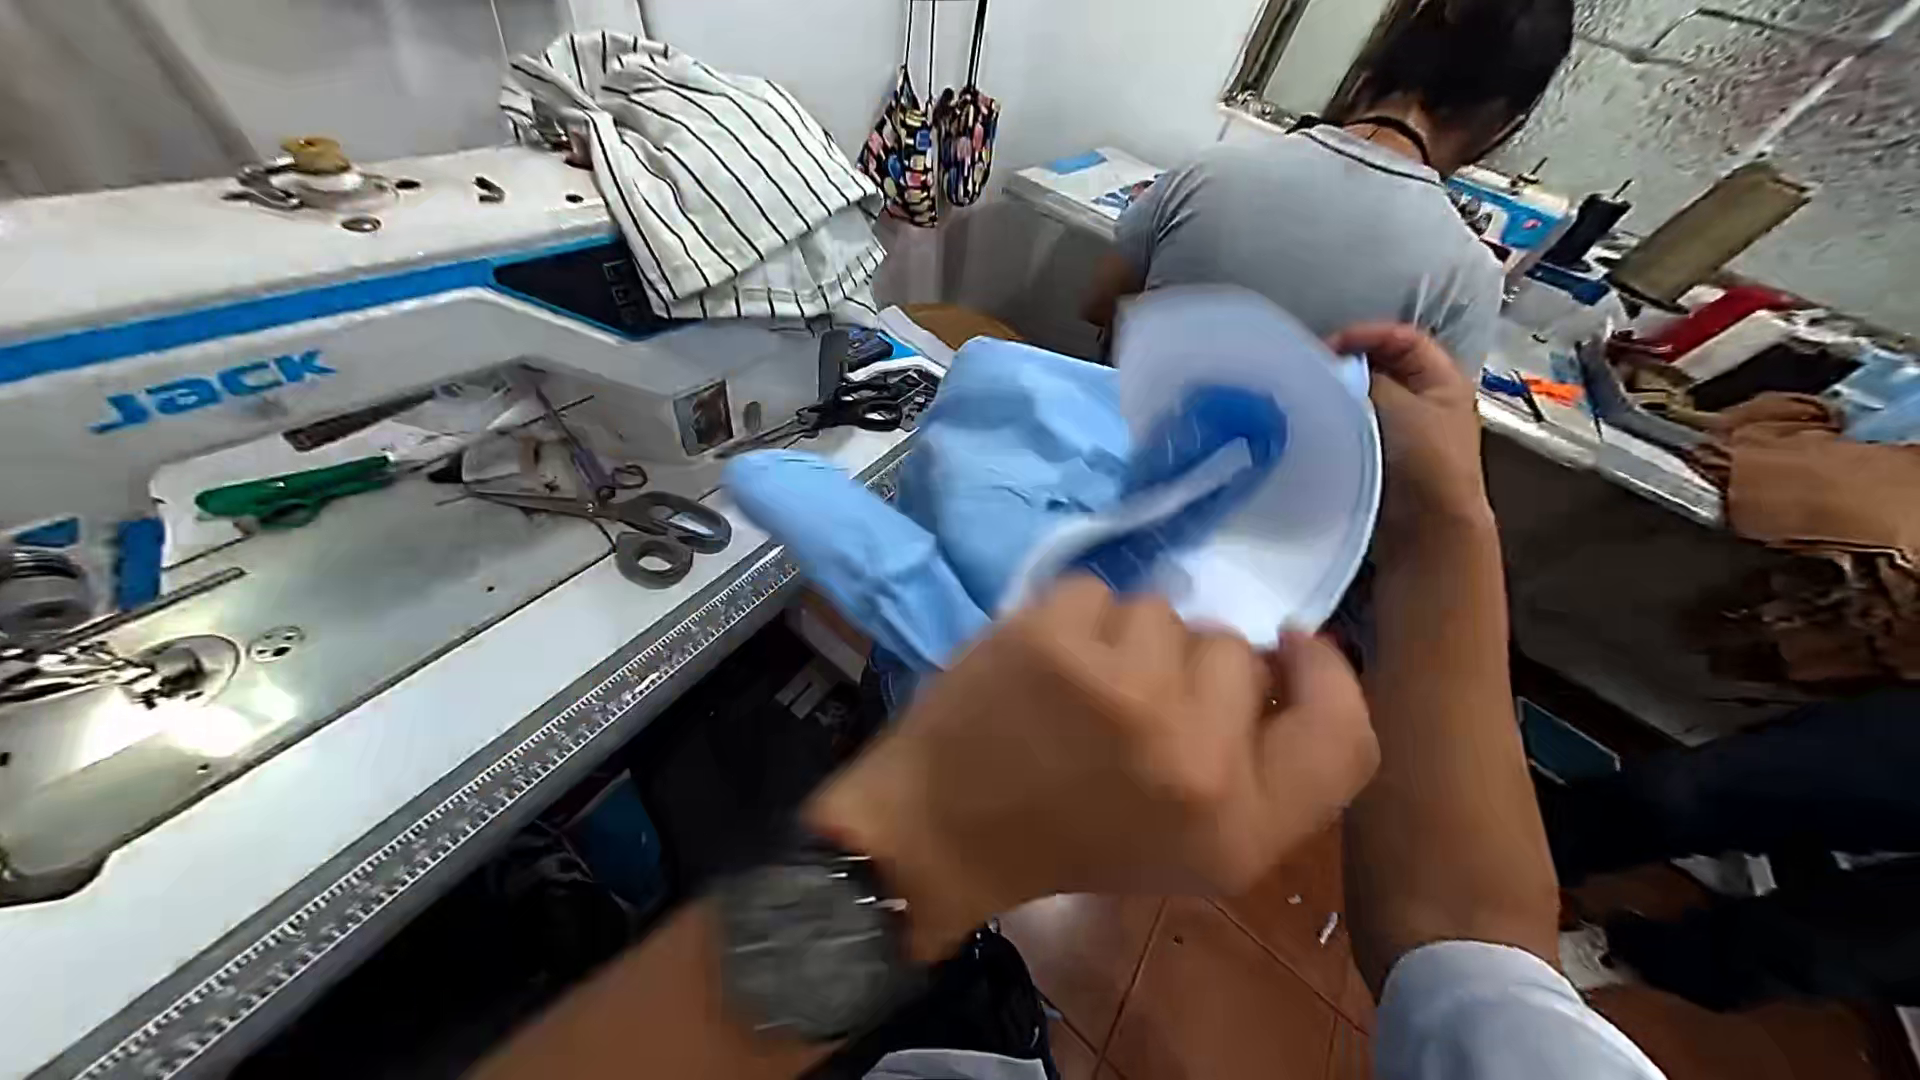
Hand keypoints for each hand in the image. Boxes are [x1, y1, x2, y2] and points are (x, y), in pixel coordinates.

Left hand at [807, 577, 1376, 961]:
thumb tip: (1284, 653)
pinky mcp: (1054, 639)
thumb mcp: (1186, 840)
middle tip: (1125, 707)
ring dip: (1124, 639)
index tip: (1294, 644)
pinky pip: (1095, 592)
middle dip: (1185, 664)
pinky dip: (1072, 619)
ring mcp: (1121, 689)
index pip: (1344, 736)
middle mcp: (1194, 757)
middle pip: (1234, 648)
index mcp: (1239, 829)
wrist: (945, 826)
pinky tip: (1041, 665)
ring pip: (1161, 611)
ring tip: (1076, 689)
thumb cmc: (1067, 832)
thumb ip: (1254, 762)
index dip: (1329, 676)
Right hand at [1328, 323, 1492, 548]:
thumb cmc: (1426, 462)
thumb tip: (1332, 370)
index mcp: (1441, 381)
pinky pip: (1352, 427)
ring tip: (1307, 399)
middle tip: (1310, 374)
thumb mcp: (1400, 408)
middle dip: (1345, 366)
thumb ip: (1367, 381)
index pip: (1402, 337)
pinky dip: (1333, 422)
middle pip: (1379, 367)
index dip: (1366, 334)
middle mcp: (1423, 401)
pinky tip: (1313, 426)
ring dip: (1337, 396)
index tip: (1326, 349)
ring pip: (1362, 398)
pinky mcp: (1378, 455)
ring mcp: (1400, 430)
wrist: (1427, 527)